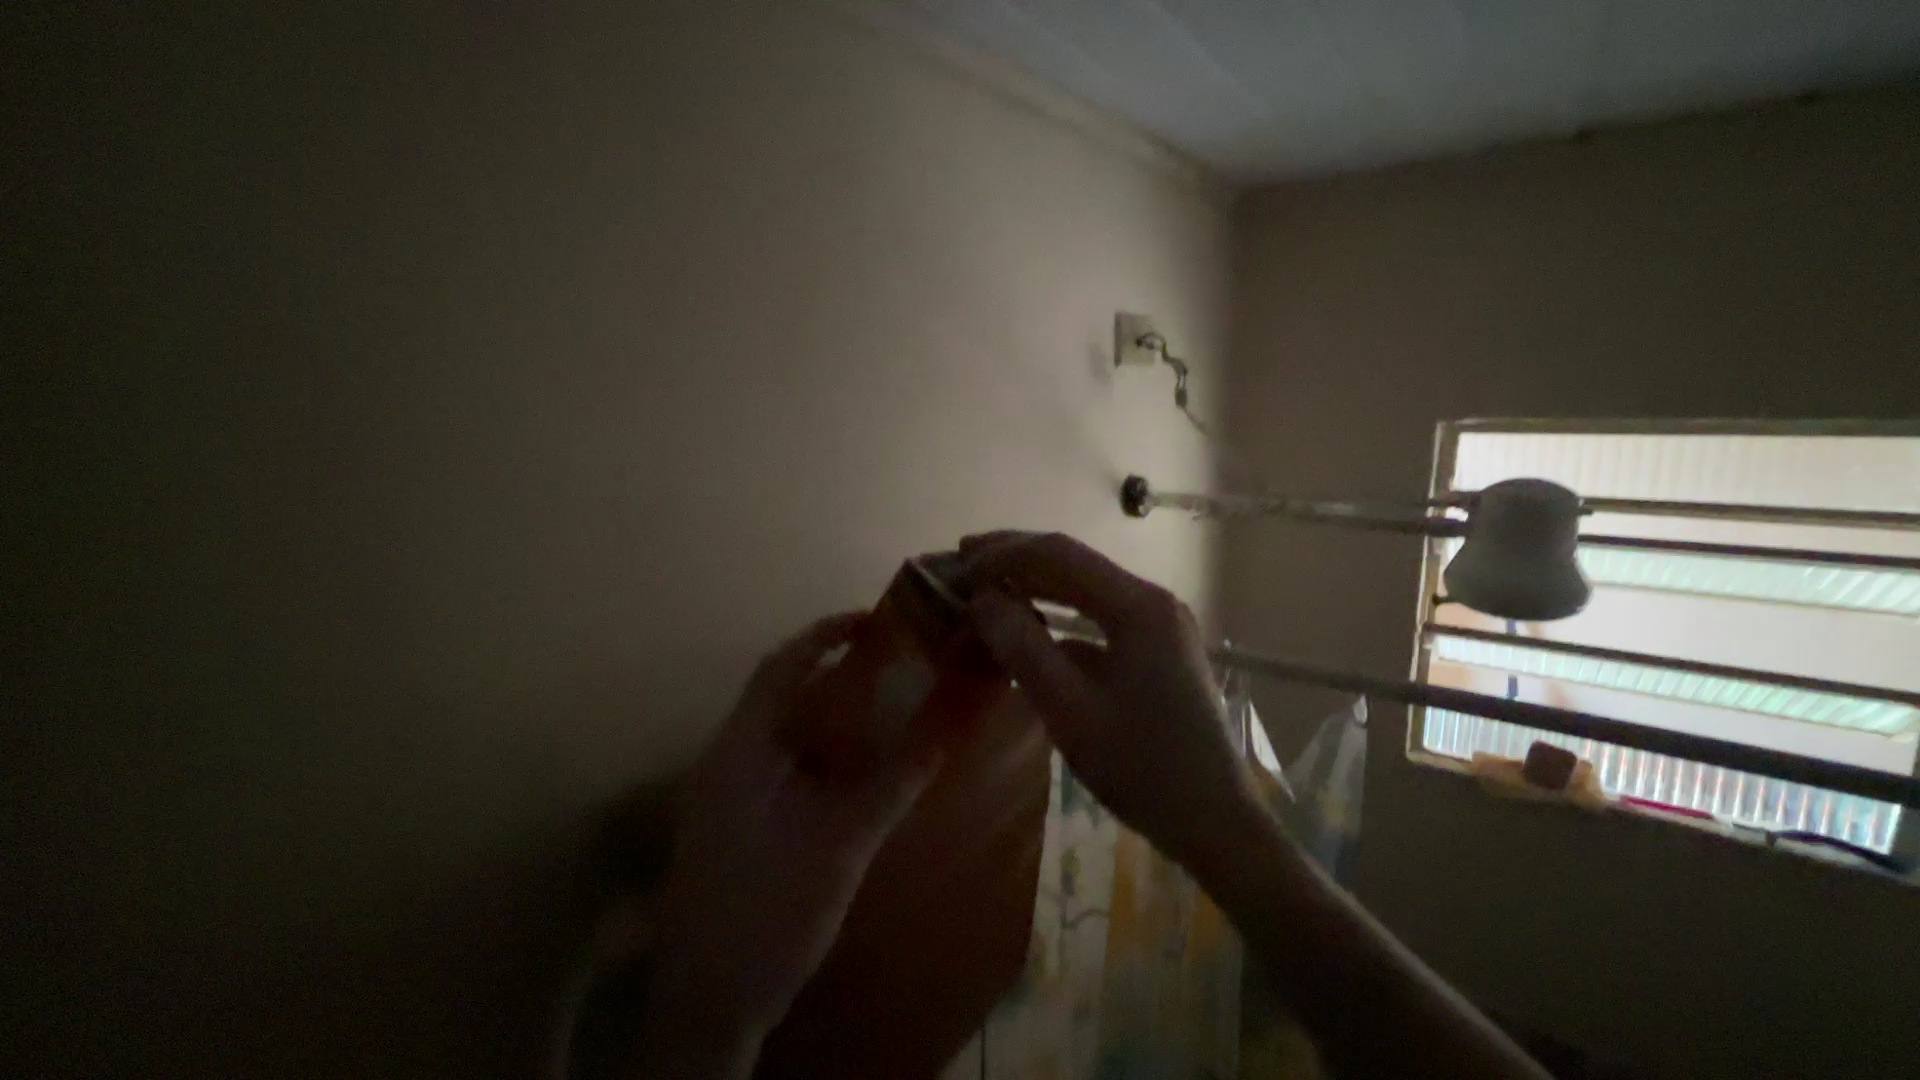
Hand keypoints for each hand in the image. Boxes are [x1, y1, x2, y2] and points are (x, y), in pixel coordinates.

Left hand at [645, 612, 945, 1052]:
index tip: (877, 619)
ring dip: (827, 714)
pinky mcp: (732, 820)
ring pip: (780, 731)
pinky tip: (855, 767)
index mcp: (741, 749)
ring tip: (885, 705)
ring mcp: (723, 792)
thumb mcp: (845, 844)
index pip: (781, 665)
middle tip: (894, 661)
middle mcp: (725, 758)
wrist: (711, 1004)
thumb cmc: (773, 913)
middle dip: (835, 672)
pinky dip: (818, 752)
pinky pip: (779, 764)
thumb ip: (896, 781)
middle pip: (781, 693)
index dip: (826, 634)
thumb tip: (950, 728)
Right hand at [958, 532, 1260, 873]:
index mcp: (1138, 606)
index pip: (1060, 555)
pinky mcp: (1159, 650)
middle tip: (962, 563)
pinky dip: (1060, 614)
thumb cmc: (1141, 766)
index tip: (958, 566)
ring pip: (1088, 588)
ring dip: (1036, 584)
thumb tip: (981, 600)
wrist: (1214, 819)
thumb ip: (1022, 648)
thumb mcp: (1070, 710)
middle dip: (1016, 560)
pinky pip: (1100, 616)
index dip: (1003, 553)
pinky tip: (1030, 628)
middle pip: (1075, 563)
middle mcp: (1153, 602)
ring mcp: (1160, 625)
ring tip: (986, 586)